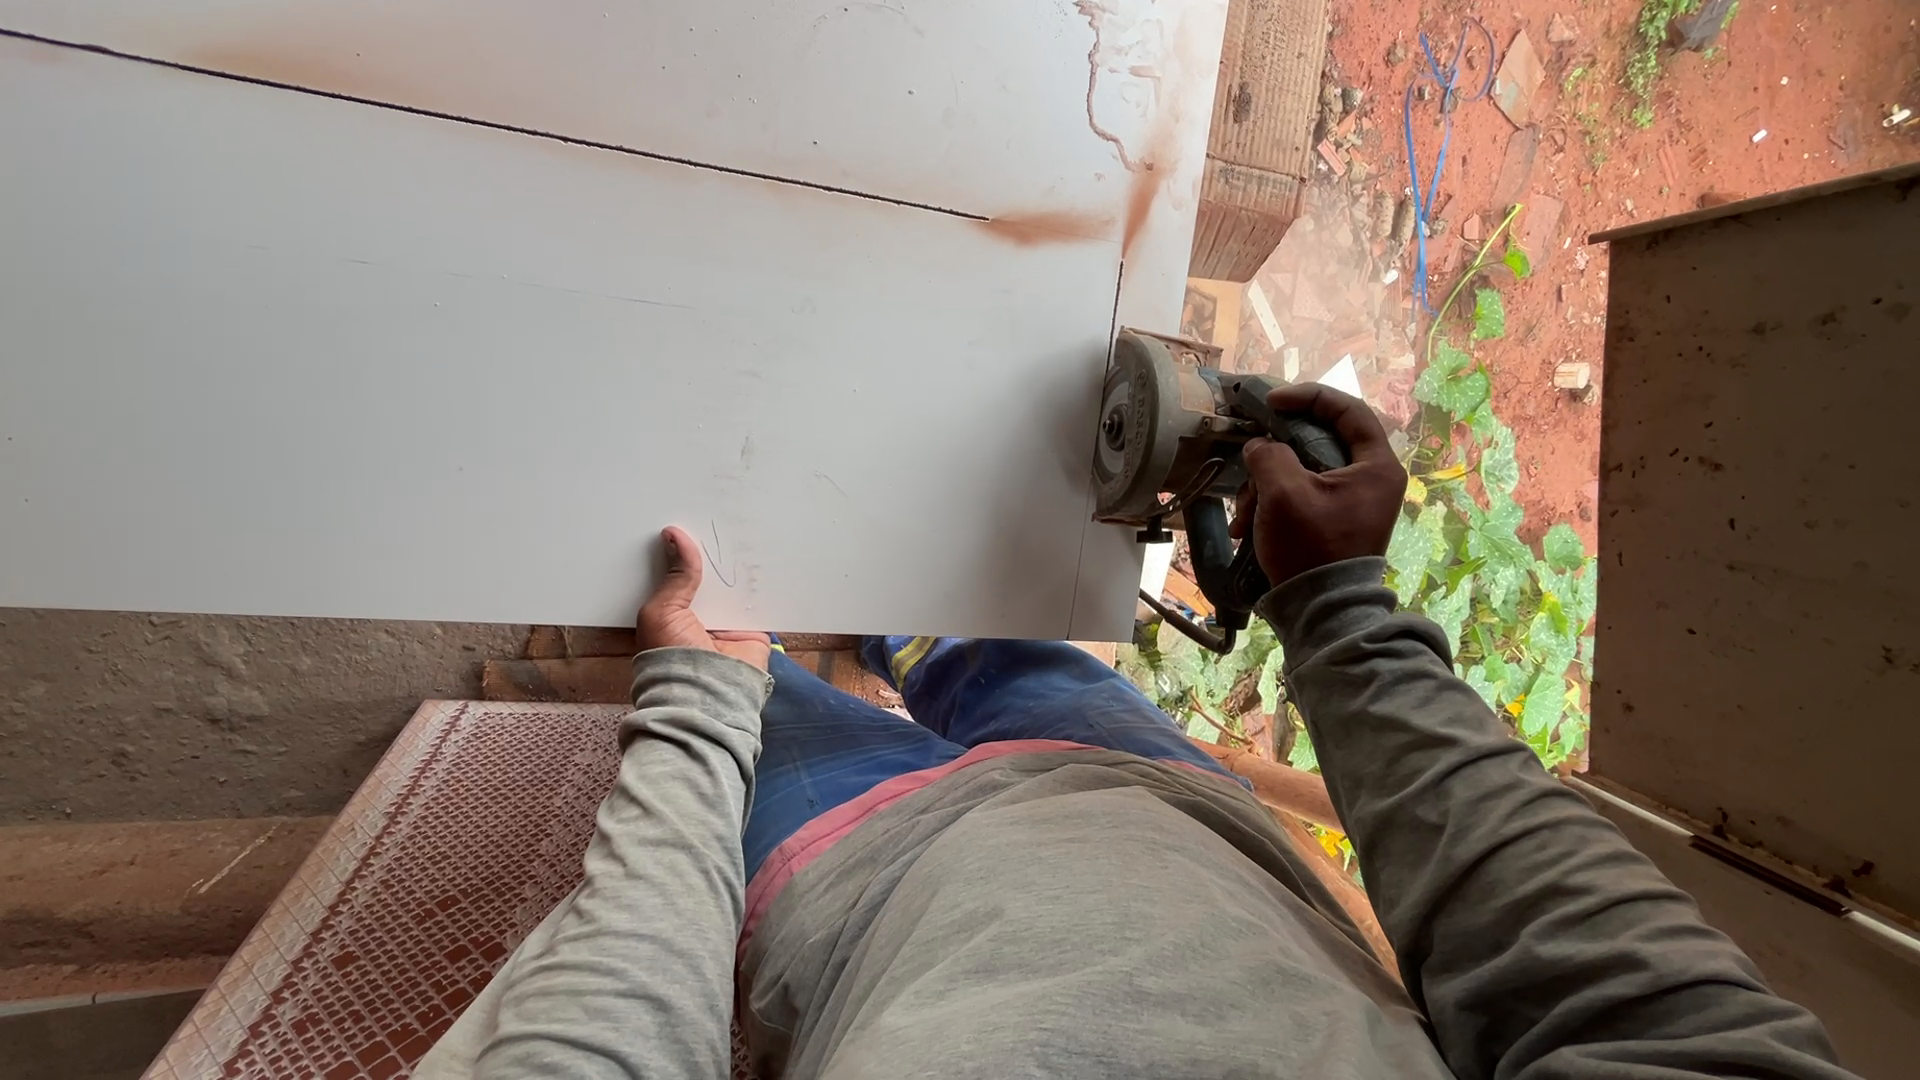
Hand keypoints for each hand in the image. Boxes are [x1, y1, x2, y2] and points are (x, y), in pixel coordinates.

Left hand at [636, 526, 771, 670]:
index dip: (685, 551)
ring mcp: (728, 622)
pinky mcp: (754, 628)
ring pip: (736, 586)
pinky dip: (764, 583)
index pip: (679, 574)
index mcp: (672, 611)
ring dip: (740, 565)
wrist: (707, 694)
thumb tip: (674, 534)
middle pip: (710, 577)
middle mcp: (700, 615)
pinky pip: (760, 601)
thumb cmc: (671, 657)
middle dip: (715, 554)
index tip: (693, 521)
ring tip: (745, 529)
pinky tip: (767, 555)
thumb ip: (675, 576)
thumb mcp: (662, 610)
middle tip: (721, 518)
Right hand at [1230, 384, 1405, 587]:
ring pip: (1302, 470)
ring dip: (1266, 484)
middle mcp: (1371, 479)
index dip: (1308, 397)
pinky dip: (1271, 503)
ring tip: (1245, 511)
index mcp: (1375, 466)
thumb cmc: (1310, 546)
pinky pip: (1299, 495)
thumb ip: (1270, 455)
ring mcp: (1352, 502)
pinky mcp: (1332, 521)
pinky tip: (1247, 525)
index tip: (1271, 402)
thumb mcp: (1284, 493)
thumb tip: (1260, 445)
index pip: (1348, 410)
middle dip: (1275, 453)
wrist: (1320, 608)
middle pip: (1319, 442)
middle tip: (1251, 460)